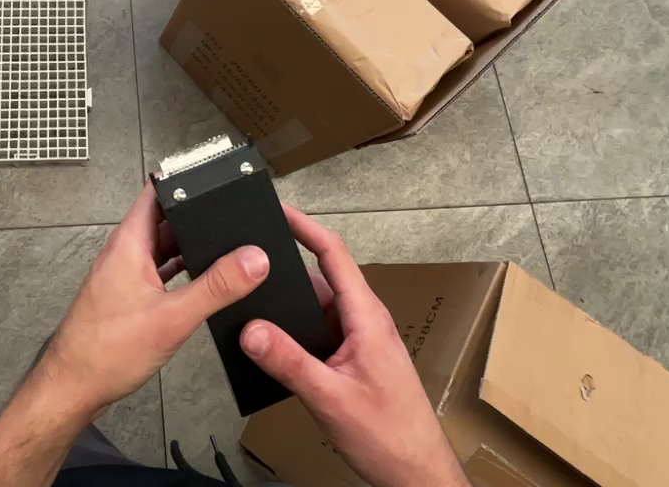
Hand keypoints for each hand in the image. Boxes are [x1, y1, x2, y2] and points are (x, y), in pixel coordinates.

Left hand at [36, 184, 271, 419]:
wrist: (72, 386)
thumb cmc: (107, 350)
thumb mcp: (172, 317)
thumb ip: (216, 287)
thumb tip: (253, 259)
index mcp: (130, 241)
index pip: (156, 191)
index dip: (183, 179)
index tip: (214, 174)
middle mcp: (125, 249)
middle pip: (164, 217)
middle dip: (196, 215)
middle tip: (232, 213)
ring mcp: (125, 271)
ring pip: (162, 245)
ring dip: (189, 244)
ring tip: (224, 245)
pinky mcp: (127, 292)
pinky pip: (158, 267)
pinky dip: (180, 267)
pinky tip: (201, 278)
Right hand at [239, 206, 467, 486]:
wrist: (420, 479)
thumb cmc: (393, 439)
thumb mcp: (332, 399)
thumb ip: (289, 362)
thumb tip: (251, 329)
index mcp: (366, 316)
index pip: (333, 253)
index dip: (305, 225)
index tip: (277, 208)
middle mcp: (363, 320)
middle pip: (318, 276)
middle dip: (283, 265)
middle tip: (248, 257)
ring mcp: (358, 339)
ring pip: (315, 306)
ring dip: (287, 305)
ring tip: (252, 301)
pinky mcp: (352, 358)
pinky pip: (317, 330)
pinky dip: (293, 329)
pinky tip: (272, 342)